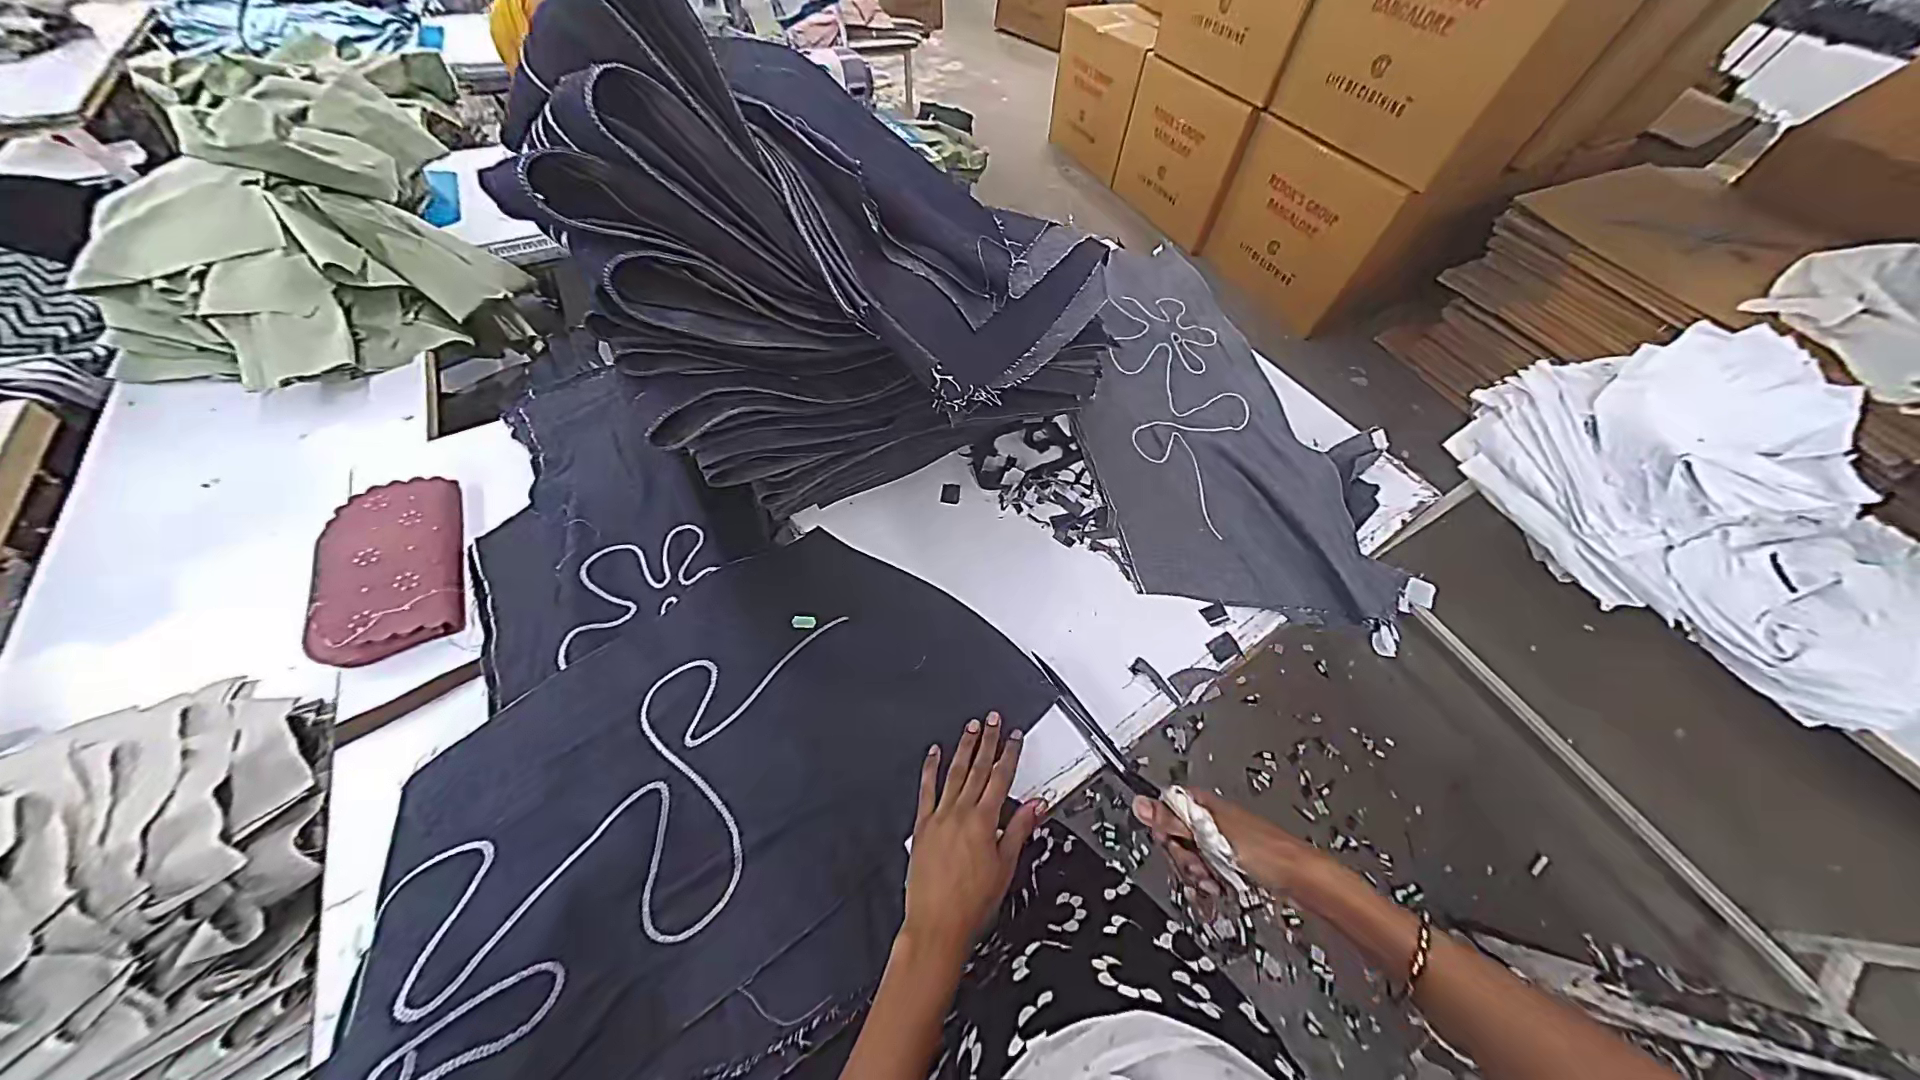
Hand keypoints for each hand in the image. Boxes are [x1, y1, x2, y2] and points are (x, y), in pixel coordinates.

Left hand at [903, 713, 1042, 958]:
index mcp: (984, 821)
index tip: (1014, 737)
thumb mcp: (1005, 866)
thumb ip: (1020, 830)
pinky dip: (930, 769)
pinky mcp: (922, 825)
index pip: (1001, 777)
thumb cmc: (971, 902)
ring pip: (954, 773)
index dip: (1009, 753)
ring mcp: (939, 817)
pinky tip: (933, 753)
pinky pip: (926, 790)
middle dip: (988, 741)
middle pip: (978, 768)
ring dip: (964, 747)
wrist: (937, 924)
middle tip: (993, 719)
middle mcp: (961, 813)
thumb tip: (1035, 805)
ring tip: (970, 727)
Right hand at [1131, 788, 1322, 893]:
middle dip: (1183, 858)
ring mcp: (1219, 841)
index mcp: (1201, 803)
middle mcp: (1208, 819)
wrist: (1301, 878)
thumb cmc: (1263, 850)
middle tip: (1201, 866)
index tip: (1176, 845)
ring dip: (1197, 873)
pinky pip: (1205, 870)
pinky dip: (1209, 881)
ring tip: (1215, 879)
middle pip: (1174, 838)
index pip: (1163, 812)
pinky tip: (1220, 886)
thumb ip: (1171, 820)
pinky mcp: (1228, 861)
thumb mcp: (1209, 835)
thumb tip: (1140, 803)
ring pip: (1189, 858)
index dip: (1166, 832)